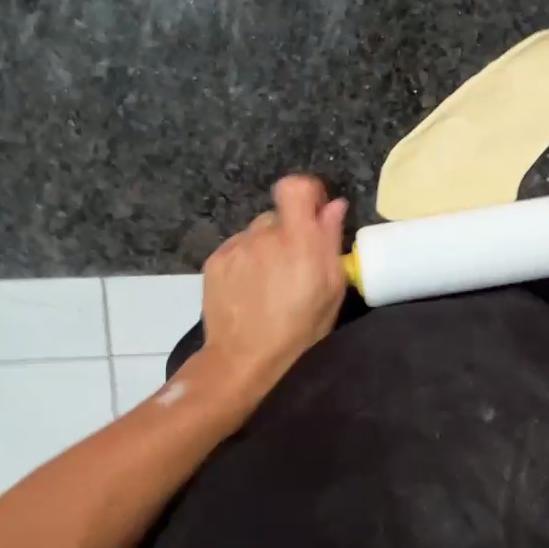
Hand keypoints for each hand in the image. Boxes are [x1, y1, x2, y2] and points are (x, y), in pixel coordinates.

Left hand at [200, 175, 349, 397]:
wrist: (243, 360)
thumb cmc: (299, 330)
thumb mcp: (331, 289)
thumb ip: (331, 240)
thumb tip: (333, 205)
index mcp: (299, 239)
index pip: (295, 187)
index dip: (307, 192)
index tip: (315, 212)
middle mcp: (264, 235)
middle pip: (279, 216)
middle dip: (289, 232)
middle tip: (295, 266)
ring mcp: (236, 247)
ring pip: (257, 234)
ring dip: (266, 249)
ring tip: (270, 283)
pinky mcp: (215, 260)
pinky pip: (237, 248)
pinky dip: (246, 262)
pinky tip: (250, 289)